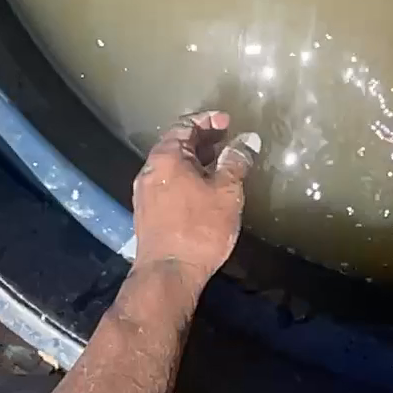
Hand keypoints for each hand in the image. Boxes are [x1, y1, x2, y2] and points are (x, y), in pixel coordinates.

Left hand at [132, 110, 258, 284]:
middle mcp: (151, 170)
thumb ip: (236, 162)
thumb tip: (247, 140)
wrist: (168, 273)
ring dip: (197, 159)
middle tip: (228, 139)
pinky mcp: (148, 212)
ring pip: (173, 165)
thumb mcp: (227, 192)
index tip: (228, 121)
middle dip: (204, 139)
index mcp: (167, 157)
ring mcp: (146, 192)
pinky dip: (188, 176)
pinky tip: (206, 188)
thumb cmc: (200, 228)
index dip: (208, 119)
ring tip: (222, 163)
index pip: (186, 125)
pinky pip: (170, 182)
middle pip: (177, 143)